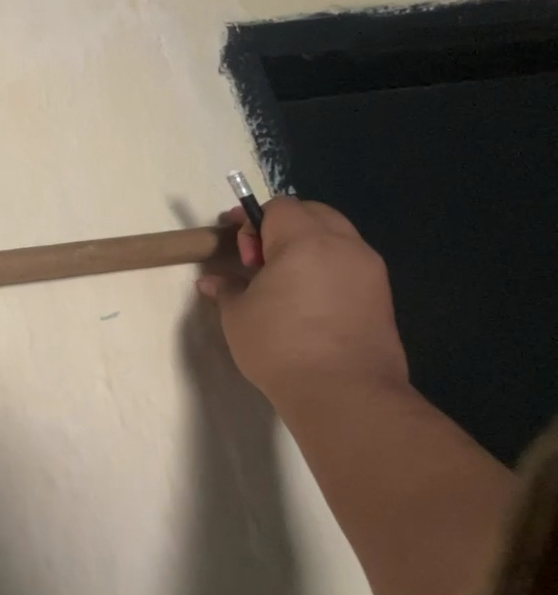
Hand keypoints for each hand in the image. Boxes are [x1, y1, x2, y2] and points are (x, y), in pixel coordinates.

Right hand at [197, 197, 409, 408]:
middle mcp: (344, 246)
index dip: (252, 218)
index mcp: (304, 243)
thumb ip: (227, 289)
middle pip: (314, 213)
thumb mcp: (236, 314)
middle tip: (255, 257)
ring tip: (278, 278)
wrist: (341, 388)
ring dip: (305, 245)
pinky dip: (323, 265)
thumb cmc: (278, 344)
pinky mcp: (379, 293)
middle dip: (282, 225)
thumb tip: (214, 281)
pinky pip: (348, 262)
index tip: (233, 241)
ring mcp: (368, 269)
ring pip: (336, 236)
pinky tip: (302, 296)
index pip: (281, 207)